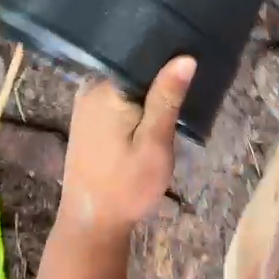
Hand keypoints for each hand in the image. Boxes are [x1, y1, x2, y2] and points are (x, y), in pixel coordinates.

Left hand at [56, 56, 194, 240]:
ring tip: (178, 86)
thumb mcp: (154, 146)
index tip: (192, 52)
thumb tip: (185, 57)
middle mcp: (92, 87)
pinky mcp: (88, 116)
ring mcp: (86, 101)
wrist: (91, 227)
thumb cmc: (126, 187)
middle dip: (160, 70)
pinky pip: (118, 93)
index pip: (141, 52)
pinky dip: (137, 97)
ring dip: (149, 86)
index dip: (168, 51)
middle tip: (191, 75)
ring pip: (127, 80)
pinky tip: (154, 105)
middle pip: (134, 64)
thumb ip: (166, 100)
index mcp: (106, 89)